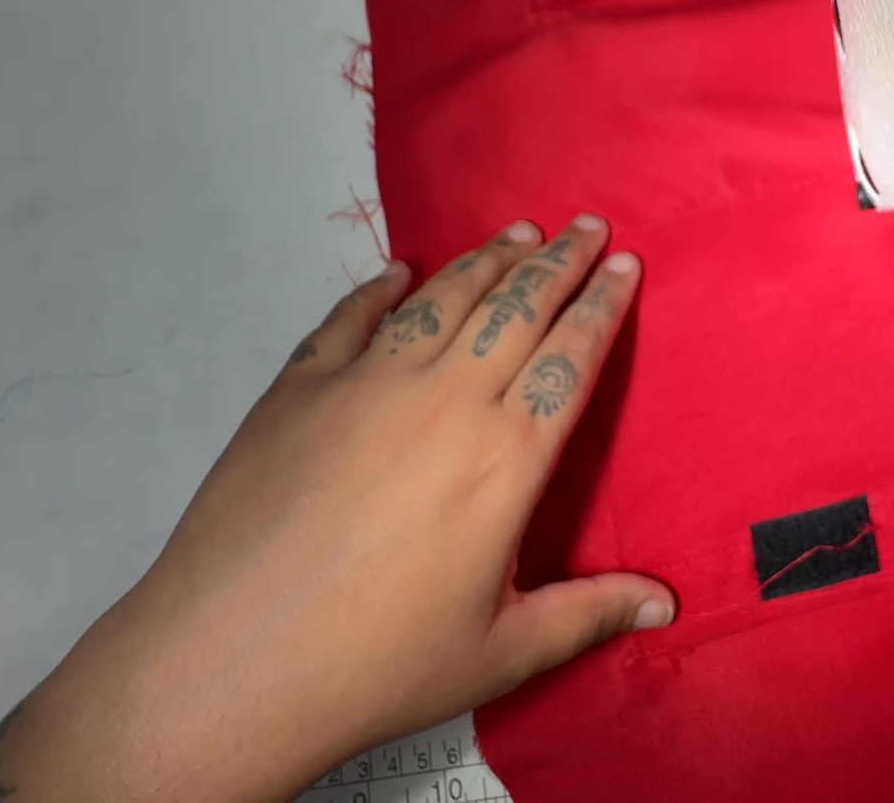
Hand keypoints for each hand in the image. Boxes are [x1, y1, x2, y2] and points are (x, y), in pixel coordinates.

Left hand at [0, 217, 672, 802]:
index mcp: (508, 454)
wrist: (222, 667)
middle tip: (589, 224)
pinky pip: (351, 318)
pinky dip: (379, 288)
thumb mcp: (503, 651)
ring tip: (521, 229)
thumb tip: (671, 605)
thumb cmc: (378, 662)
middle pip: (520, 308)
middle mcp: (448, 399)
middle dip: (563, 261)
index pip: (573, 355)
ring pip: (446, 298)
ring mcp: (368, 383)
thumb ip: (591, 613)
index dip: (605, 305)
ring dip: (490, 258)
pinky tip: (398, 268)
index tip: (627, 265)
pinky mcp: (299, 388)